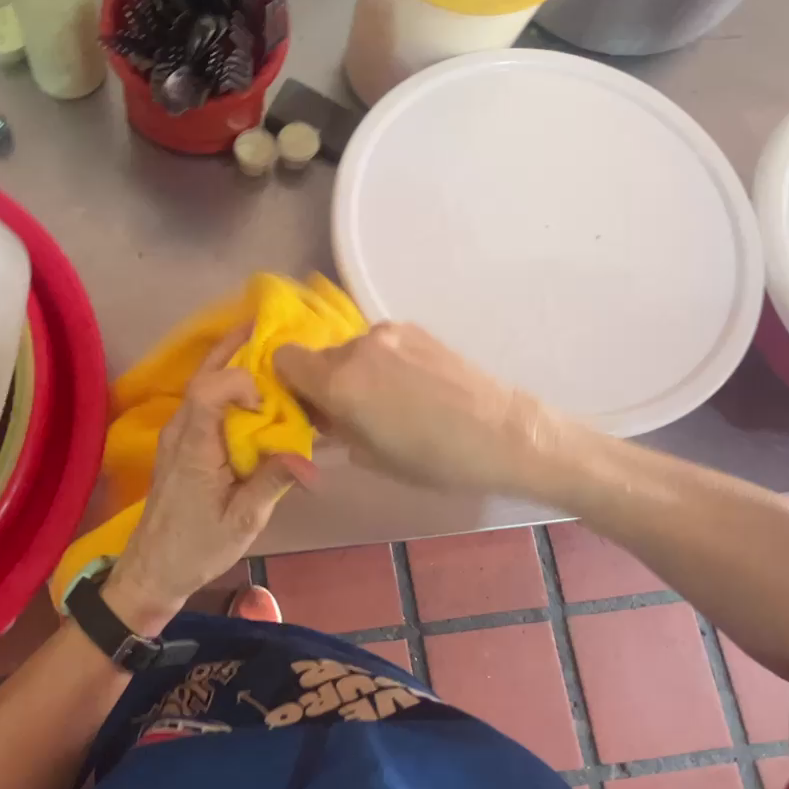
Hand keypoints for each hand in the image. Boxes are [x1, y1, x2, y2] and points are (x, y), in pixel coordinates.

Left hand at [107, 330, 314, 631]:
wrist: (154, 568)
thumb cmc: (197, 546)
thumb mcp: (243, 521)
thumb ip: (272, 483)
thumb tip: (311, 462)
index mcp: (194, 445)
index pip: (208, 390)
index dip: (240, 382)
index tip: (269, 402)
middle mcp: (181, 430)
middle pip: (203, 375)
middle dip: (234, 347)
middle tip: (267, 325)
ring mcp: (178, 434)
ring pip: (201, 385)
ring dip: (230, 362)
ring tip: (264, 347)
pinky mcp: (181, 443)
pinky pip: (203, 402)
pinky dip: (226, 385)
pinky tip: (252, 390)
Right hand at [273, 322, 577, 495]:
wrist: (504, 433)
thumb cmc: (434, 459)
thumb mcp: (371, 457)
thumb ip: (335, 428)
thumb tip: (324, 415)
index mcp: (338, 381)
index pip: (284, 360)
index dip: (290, 383)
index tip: (309, 407)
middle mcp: (356, 347)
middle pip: (318, 356)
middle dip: (325, 381)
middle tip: (352, 413)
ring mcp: (388, 332)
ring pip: (351, 350)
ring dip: (357, 372)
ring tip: (391, 401)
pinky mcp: (414, 328)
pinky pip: (380, 344)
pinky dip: (383, 362)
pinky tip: (413, 387)